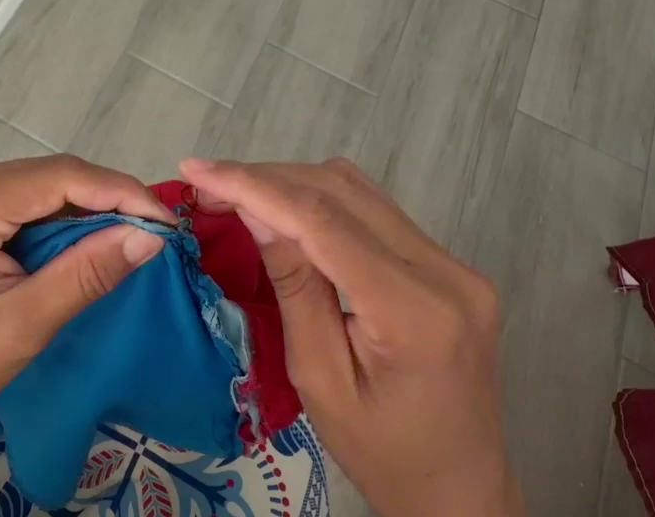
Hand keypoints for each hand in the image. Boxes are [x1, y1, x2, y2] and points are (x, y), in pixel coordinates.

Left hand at [0, 155, 171, 516]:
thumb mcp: (24, 324)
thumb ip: (86, 274)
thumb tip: (150, 236)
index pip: (59, 176)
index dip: (120, 192)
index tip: (169, 222)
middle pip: (51, 174)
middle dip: (107, 200)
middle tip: (158, 234)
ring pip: (41, 184)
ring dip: (87, 208)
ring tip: (134, 237)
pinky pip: (24, 198)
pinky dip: (60, 218)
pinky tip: (88, 241)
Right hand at [180, 157, 522, 516]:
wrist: (459, 494)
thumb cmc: (381, 454)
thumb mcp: (317, 379)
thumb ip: (292, 286)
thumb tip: (253, 210)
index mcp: (414, 311)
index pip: (321, 220)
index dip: (252, 186)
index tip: (195, 170)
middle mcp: (446, 273)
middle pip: (339, 191)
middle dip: (264, 178)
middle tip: (205, 184)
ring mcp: (453, 265)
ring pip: (356, 189)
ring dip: (289, 182)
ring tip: (234, 192)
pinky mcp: (447, 265)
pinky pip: (372, 210)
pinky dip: (318, 199)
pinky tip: (281, 209)